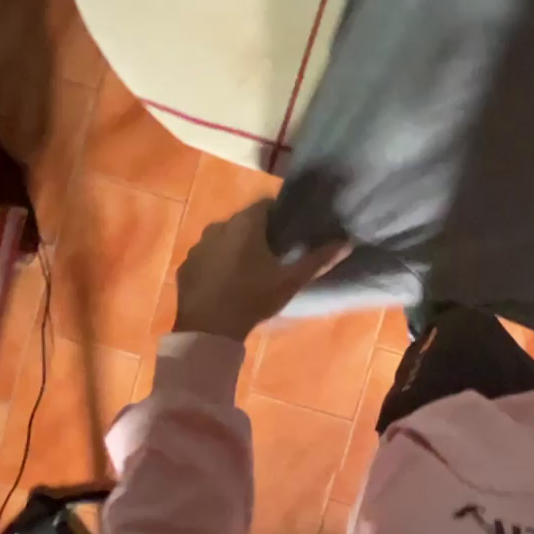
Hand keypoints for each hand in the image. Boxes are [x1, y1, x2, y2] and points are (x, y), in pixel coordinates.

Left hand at [173, 200, 345, 341]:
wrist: (209, 329)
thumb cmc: (253, 298)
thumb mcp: (291, 281)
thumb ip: (318, 259)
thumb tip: (347, 242)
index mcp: (245, 225)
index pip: (265, 204)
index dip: (279, 214)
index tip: (290, 231)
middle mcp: (218, 227)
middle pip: (243, 220)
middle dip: (258, 231)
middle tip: (275, 252)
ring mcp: (198, 246)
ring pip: (223, 237)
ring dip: (237, 246)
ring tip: (251, 268)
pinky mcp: (186, 265)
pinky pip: (207, 255)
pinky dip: (218, 262)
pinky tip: (228, 281)